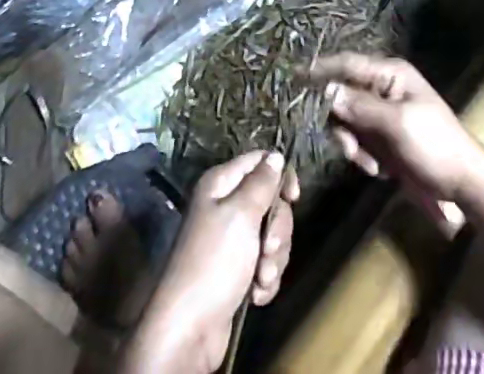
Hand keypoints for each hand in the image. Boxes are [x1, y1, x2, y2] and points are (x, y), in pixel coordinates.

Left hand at [120, 151, 299, 373]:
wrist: (190, 327)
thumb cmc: (214, 261)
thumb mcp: (241, 215)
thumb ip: (262, 183)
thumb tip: (276, 156)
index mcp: (221, 184)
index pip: (259, 161)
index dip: (281, 175)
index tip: (293, 197)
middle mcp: (225, 207)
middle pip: (271, 202)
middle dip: (277, 230)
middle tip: (267, 249)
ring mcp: (231, 240)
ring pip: (272, 236)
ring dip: (273, 260)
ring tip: (260, 278)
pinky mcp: (237, 270)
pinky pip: (266, 264)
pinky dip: (266, 279)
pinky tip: (256, 294)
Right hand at [309, 54, 483, 206]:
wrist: (463, 185)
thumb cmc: (434, 145)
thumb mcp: (397, 124)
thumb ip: (359, 106)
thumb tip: (325, 91)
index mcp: (390, 75)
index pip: (347, 64)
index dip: (320, 70)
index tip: (293, 78)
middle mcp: (383, 89)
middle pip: (341, 96)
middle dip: (342, 125)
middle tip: (350, 147)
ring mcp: (382, 114)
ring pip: (346, 123)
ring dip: (353, 145)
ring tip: (373, 164)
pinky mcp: (383, 137)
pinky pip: (357, 141)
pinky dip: (364, 156)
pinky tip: (382, 170)